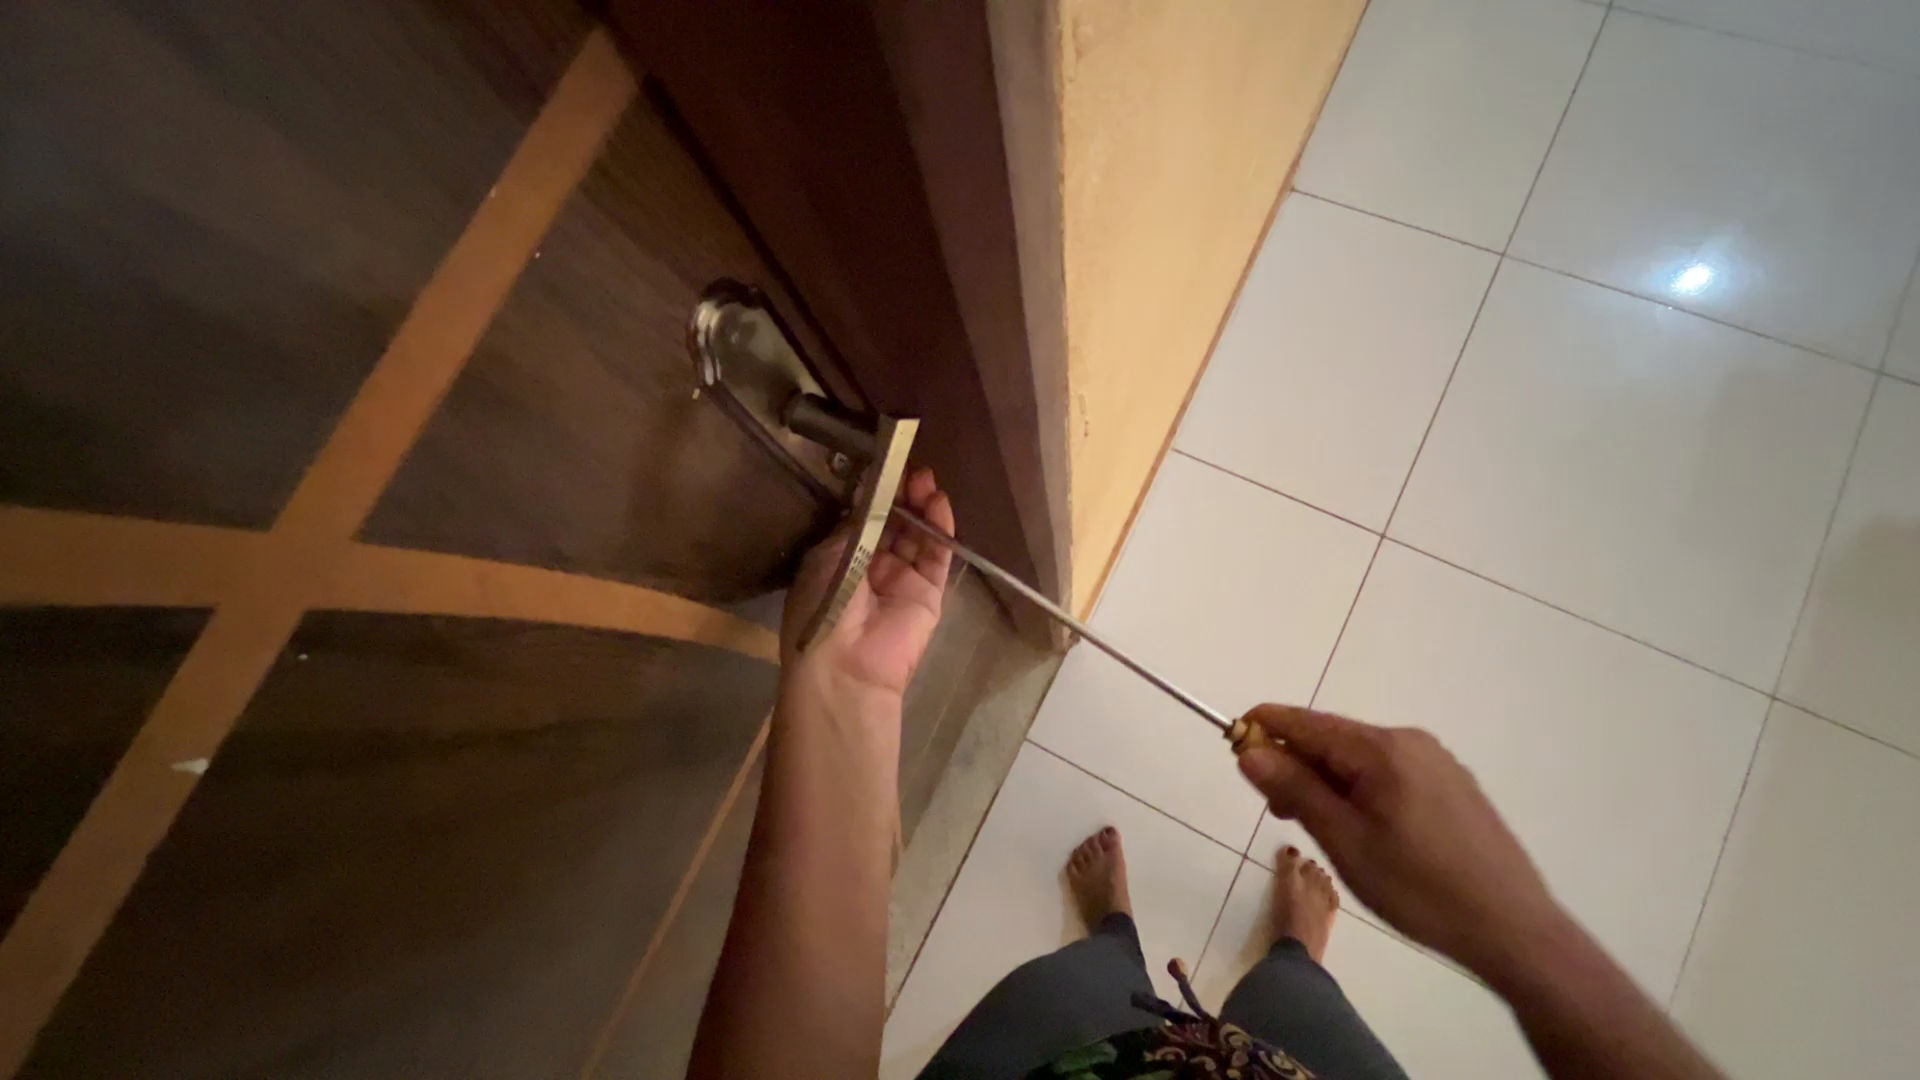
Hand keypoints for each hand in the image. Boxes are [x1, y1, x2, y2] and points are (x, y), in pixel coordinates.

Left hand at [782, 467, 953, 699]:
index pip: (863, 520)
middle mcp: (871, 567)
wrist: (844, 662)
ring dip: (921, 506)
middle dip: (901, 496)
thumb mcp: (828, 556)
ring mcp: (902, 580)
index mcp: (839, 559)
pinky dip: (940, 528)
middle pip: (893, 524)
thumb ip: (856, 526)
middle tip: (910, 469)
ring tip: (926, 478)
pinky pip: (937, 555)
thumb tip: (871, 498)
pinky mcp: (929, 592)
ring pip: (917, 535)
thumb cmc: (823, 605)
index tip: (885, 469)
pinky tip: (939, 501)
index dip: (875, 496)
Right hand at [1236, 705, 1570, 979]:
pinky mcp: (1452, 785)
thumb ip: (1293, 789)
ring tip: (1321, 828)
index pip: (1304, 721)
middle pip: (1331, 738)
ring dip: (1326, 780)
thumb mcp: (1343, 841)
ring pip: (1358, 757)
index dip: (1262, 726)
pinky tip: (1364, 830)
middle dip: (1295, 763)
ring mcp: (1436, 762)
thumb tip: (1248, 749)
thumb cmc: (1418, 888)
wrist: (1516, 932)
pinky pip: (1388, 771)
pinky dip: (1359, 788)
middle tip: (1277, 811)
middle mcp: (1409, 741)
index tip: (1231, 744)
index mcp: (1381, 749)